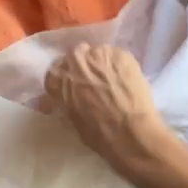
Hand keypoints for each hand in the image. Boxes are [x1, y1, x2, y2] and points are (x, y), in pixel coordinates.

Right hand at [44, 44, 166, 165]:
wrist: (132, 133)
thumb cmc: (99, 134)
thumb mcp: (72, 120)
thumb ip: (64, 102)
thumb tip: (56, 99)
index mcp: (58, 78)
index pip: (56, 72)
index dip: (67, 79)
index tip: (74, 87)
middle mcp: (76, 60)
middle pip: (77, 55)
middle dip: (84, 66)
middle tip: (95, 82)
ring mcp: (100, 53)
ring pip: (99, 53)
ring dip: (103, 64)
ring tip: (114, 81)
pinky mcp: (122, 53)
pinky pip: (117, 56)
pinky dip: (120, 66)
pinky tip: (127, 80)